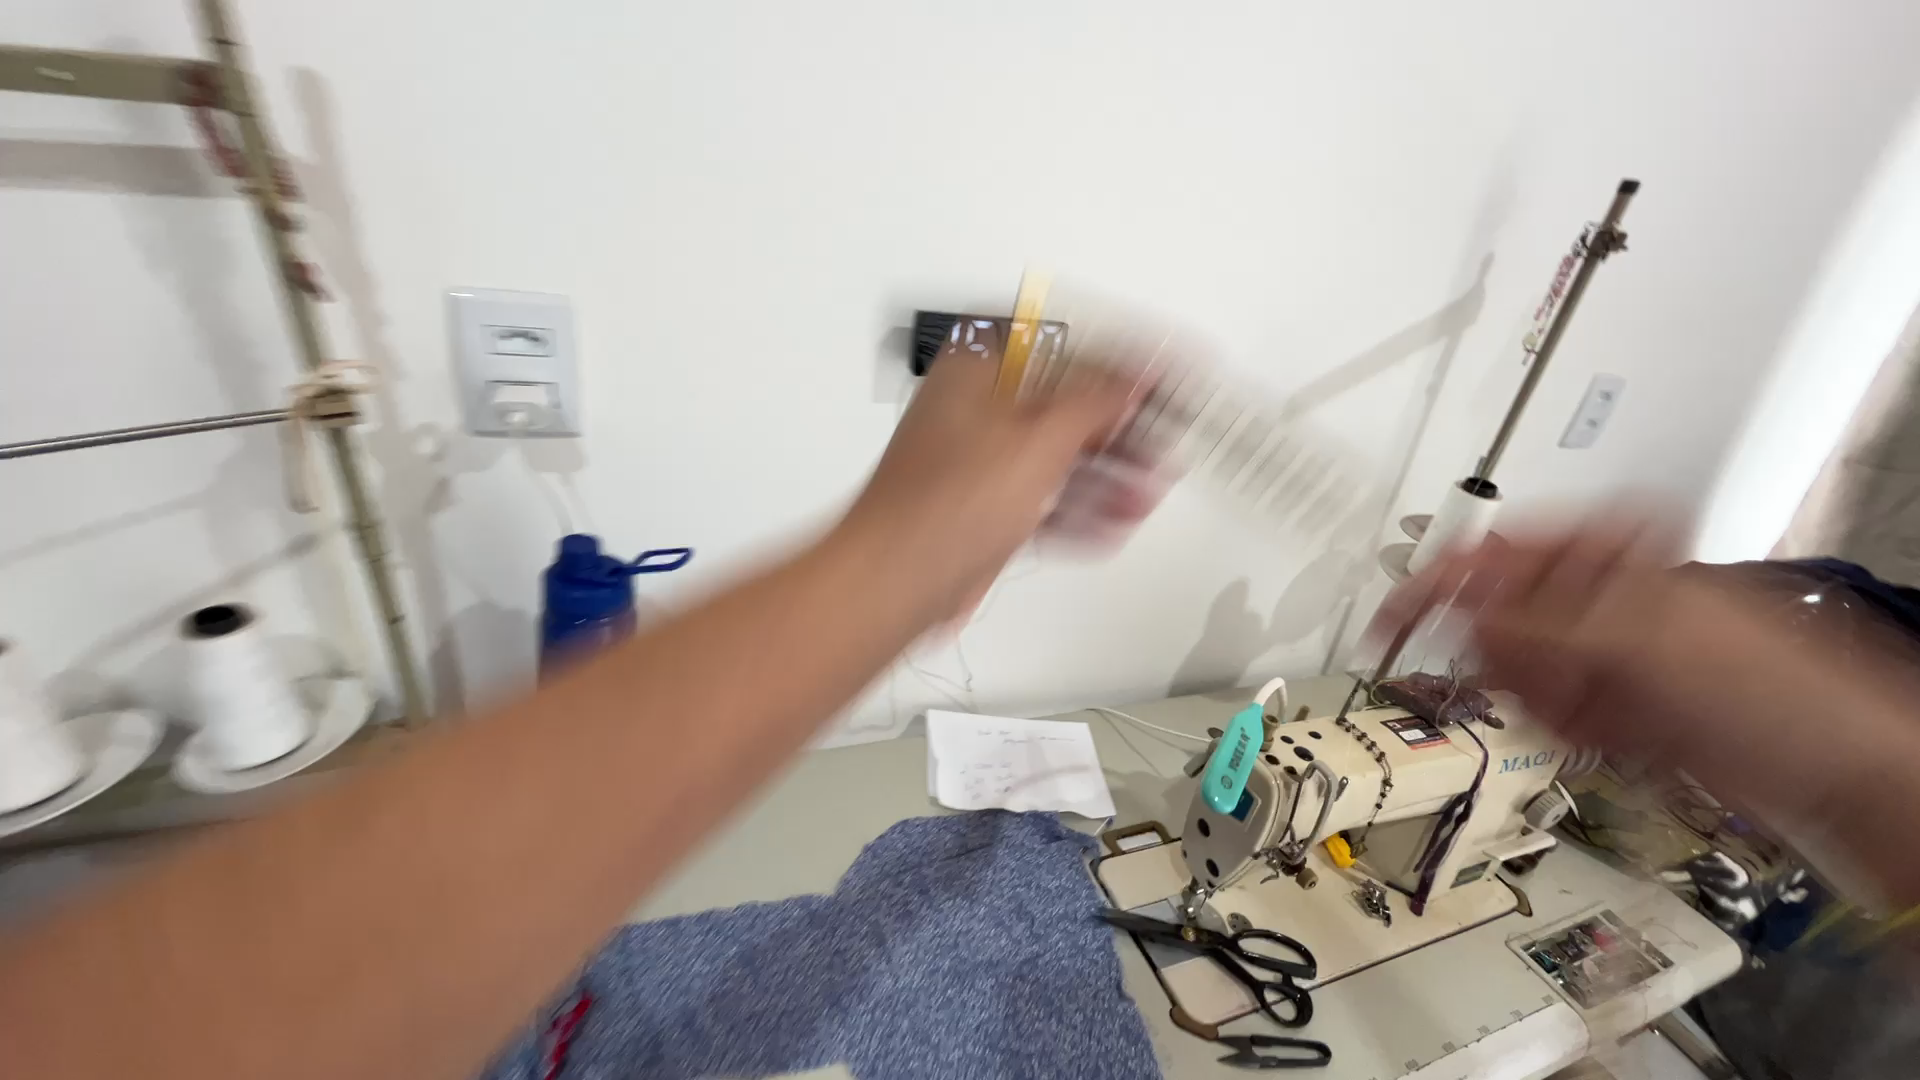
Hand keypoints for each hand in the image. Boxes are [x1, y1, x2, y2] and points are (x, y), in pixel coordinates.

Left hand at [837, 319, 1160, 623]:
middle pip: (1066, 403)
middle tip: (1165, 431)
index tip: (1161, 365)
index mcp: (978, 369)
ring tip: (1151, 481)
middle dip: (1120, 423)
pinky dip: (1080, 508)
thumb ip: (1094, 401)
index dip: (1119, 352)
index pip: (1063, 341)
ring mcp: (982, 462)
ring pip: (1059, 456)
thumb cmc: (937, 504)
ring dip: (1108, 471)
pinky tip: (1113, 520)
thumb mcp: (1037, 437)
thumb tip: (1130, 377)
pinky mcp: (987, 509)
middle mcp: (978, 411)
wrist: (900, 580)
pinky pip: (1046, 500)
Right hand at [1365, 516, 1919, 822]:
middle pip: (1487, 615)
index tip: (1386, 624)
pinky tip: (1616, 724)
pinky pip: (1533, 697)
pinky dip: (1564, 720)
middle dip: (1516, 662)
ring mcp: (1587, 631)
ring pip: (1505, 662)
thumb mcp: (1636, 638)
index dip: (1428, 587)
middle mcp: (1585, 580)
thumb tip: (1455, 613)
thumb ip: (1532, 620)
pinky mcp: (1591, 678)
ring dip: (1546, 697)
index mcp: (1597, 541)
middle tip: (1567, 684)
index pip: (1478, 550)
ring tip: (1609, 709)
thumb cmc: (1770, 685)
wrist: (1832, 765)